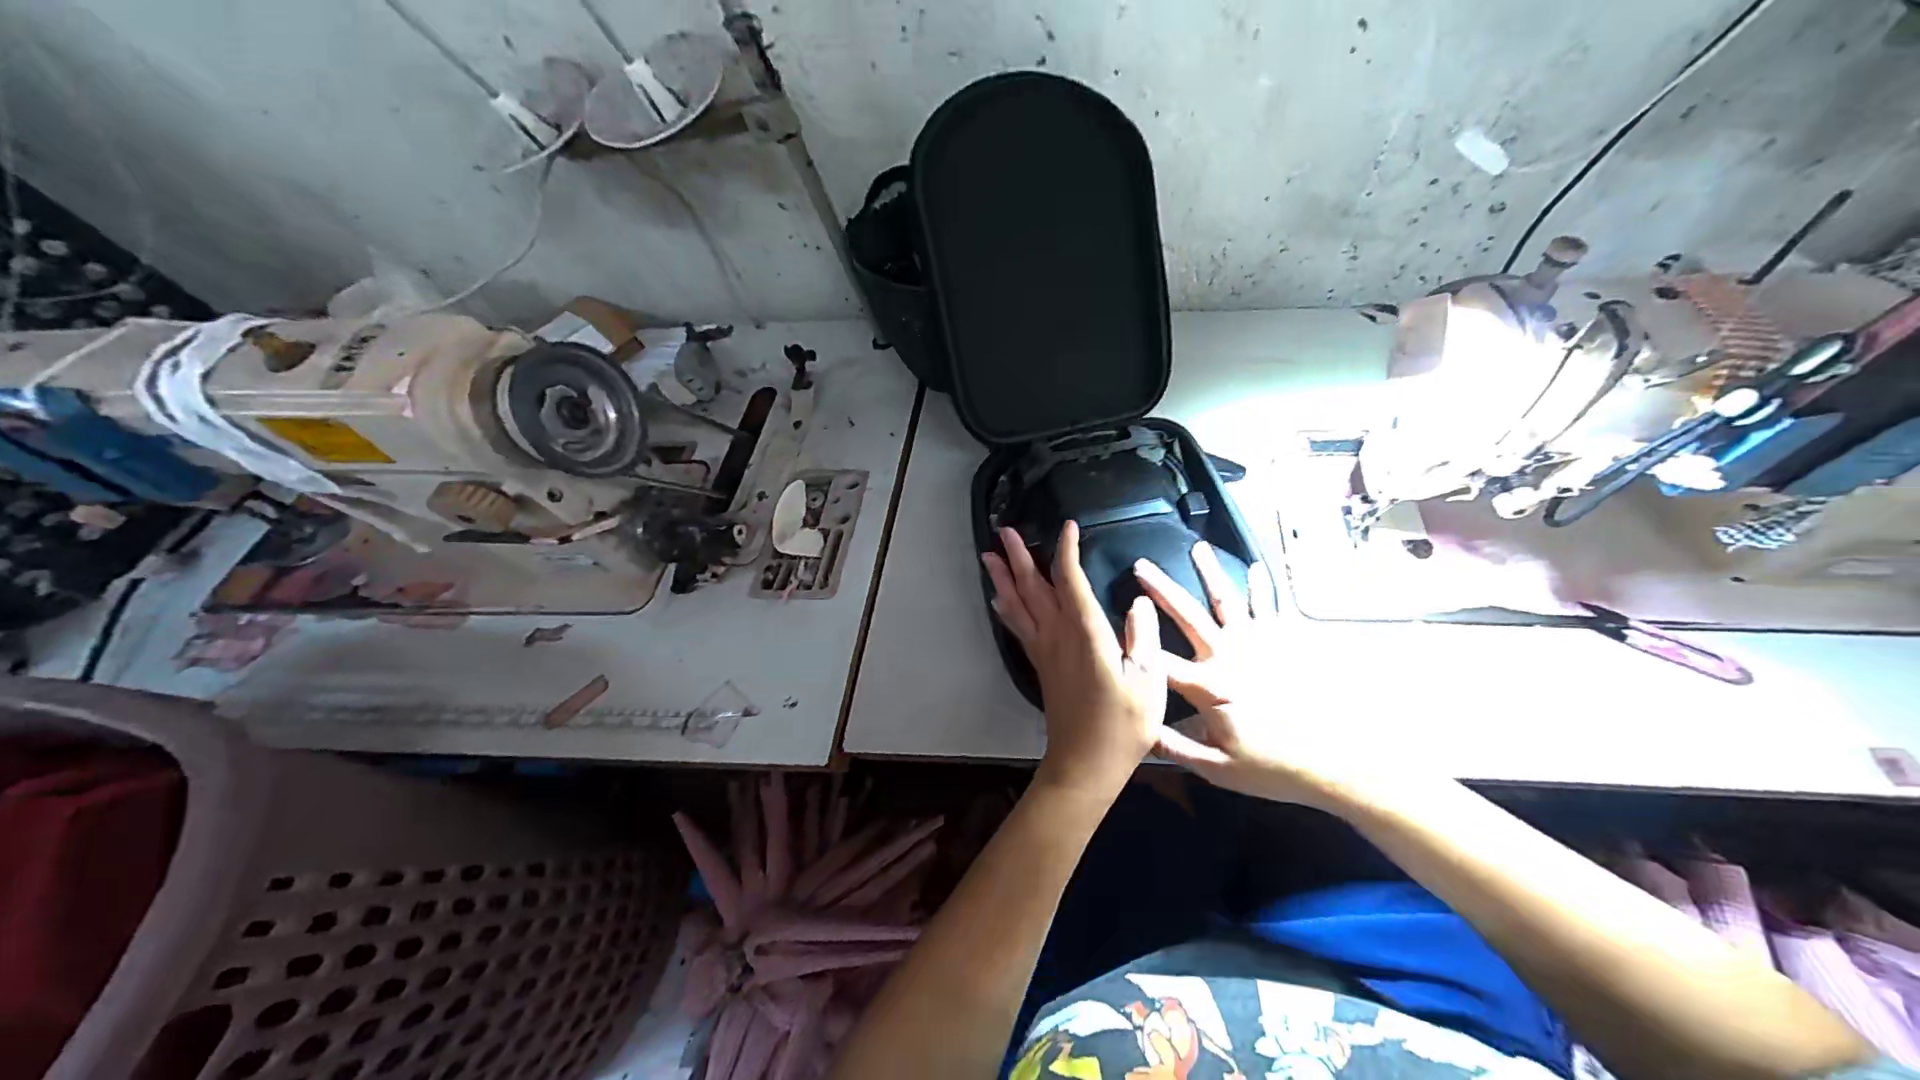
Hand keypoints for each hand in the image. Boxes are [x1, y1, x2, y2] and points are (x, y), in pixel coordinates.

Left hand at [982, 521, 1166, 797]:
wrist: (1086, 763)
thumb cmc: (1123, 724)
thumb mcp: (1148, 681)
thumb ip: (1142, 637)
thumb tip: (1137, 602)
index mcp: (1086, 634)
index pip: (1070, 581)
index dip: (1066, 551)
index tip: (1067, 527)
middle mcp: (1058, 636)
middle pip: (1034, 588)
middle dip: (1019, 557)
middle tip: (1004, 531)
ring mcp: (1045, 651)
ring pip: (1019, 606)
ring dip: (1004, 579)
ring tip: (988, 556)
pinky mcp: (1040, 666)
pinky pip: (1018, 628)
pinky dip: (1007, 609)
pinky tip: (999, 600)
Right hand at [1133, 543, 1383, 811]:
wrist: (1332, 764)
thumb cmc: (1270, 768)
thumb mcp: (1215, 768)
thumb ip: (1174, 745)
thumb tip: (1136, 728)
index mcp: (1207, 686)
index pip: (1158, 660)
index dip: (1131, 640)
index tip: (1107, 621)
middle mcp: (1228, 656)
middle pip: (1188, 616)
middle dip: (1161, 589)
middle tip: (1140, 565)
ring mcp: (1258, 645)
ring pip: (1228, 601)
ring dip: (1211, 573)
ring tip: (1198, 547)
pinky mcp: (1285, 644)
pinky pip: (1270, 607)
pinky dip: (1262, 587)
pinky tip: (1256, 567)